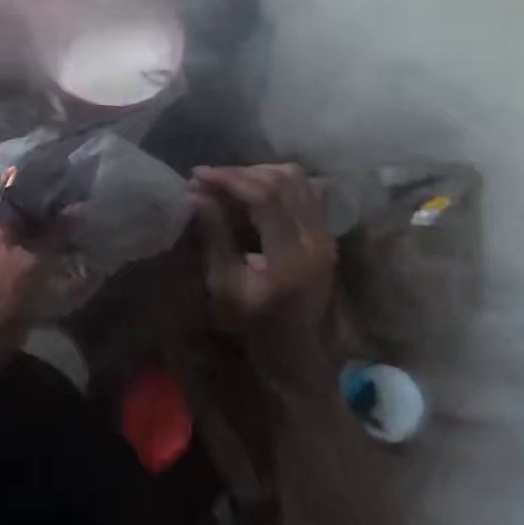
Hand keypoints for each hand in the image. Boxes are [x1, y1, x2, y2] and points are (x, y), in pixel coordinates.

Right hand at [190, 164, 336, 377]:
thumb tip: (196, 194)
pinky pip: (309, 190)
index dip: (231, 178)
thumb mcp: (225, 285)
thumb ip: (214, 234)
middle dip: (243, 173)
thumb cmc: (255, 327)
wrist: (297, 351)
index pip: (266, 197)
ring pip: (300, 179)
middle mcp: (315, 238)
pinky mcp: (327, 232)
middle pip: (285, 180)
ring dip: (263, 173)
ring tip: (232, 184)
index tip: (199, 176)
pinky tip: (258, 192)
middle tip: (210, 180)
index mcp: (290, 257)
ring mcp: (326, 233)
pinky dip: (282, 183)